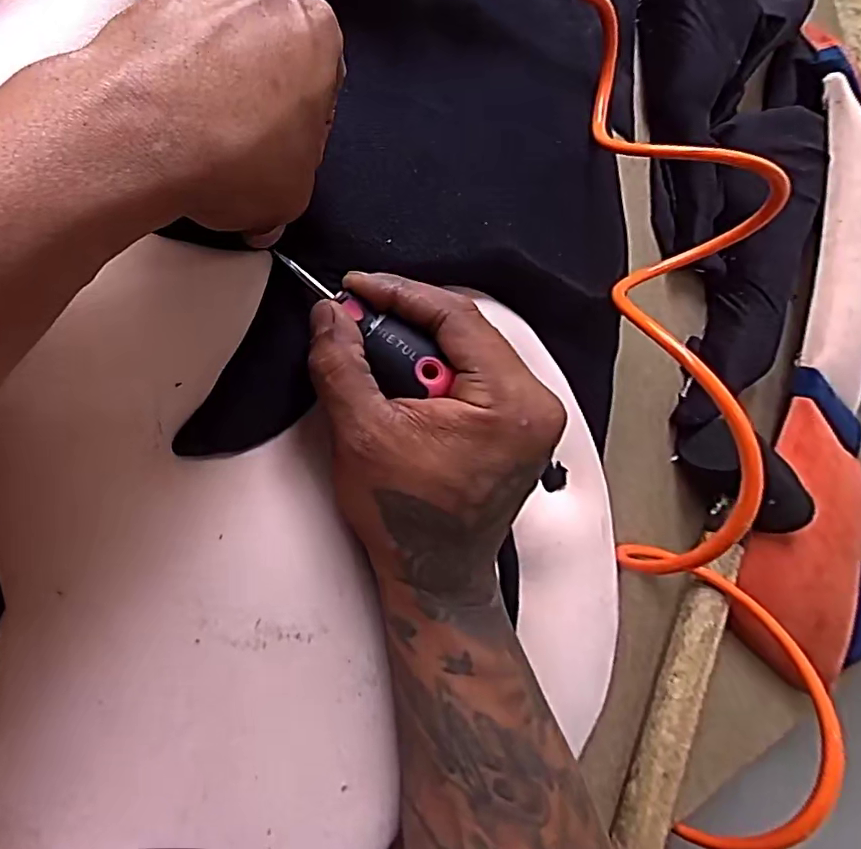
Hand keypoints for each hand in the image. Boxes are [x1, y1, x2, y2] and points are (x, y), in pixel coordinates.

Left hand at [61, 0, 342, 235]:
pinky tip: (157, 126)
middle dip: (252, 103)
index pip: (319, 86)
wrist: (137, 137)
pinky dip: (161, 80)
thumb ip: (290, 186)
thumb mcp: (288, 197)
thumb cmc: (215, 149)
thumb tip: (270, 204)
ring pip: (211, 48)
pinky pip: (163, 49)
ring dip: (204, 88)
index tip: (278, 156)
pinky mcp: (144, 9)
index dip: (299, 131)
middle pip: (264, 58)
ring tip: (189, 142)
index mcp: (316, 30)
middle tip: (234, 151)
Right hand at [307, 274, 564, 610]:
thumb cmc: (407, 518)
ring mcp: (524, 416)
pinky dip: (426, 363)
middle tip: (354, 317)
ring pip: (462, 347)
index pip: (455, 316)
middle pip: (461, 327)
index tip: (356, 286)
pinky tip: (393, 375)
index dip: (397, 292)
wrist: (431, 574)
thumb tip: (330, 316)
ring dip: (411, 341)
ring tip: (367, 351)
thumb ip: (340, 364)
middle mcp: (531, 404)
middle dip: (401, 317)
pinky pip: (467, 371)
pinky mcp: (508, 426)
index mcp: (510, 402)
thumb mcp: (360, 432)